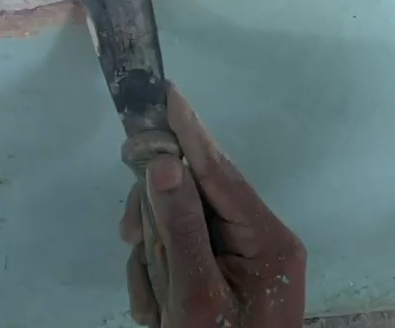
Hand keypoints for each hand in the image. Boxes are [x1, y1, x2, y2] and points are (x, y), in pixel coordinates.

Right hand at [120, 85, 306, 327]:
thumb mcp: (196, 297)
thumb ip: (178, 224)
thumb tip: (163, 160)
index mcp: (268, 240)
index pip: (219, 168)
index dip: (187, 128)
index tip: (163, 89)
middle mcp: (258, 238)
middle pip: (192, 190)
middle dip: (157, 214)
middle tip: (127, 230)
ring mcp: (238, 257)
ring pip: (176, 218)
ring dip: (152, 254)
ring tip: (150, 304)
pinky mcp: (219, 273)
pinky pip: (176, 246)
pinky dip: (156, 271)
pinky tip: (154, 307)